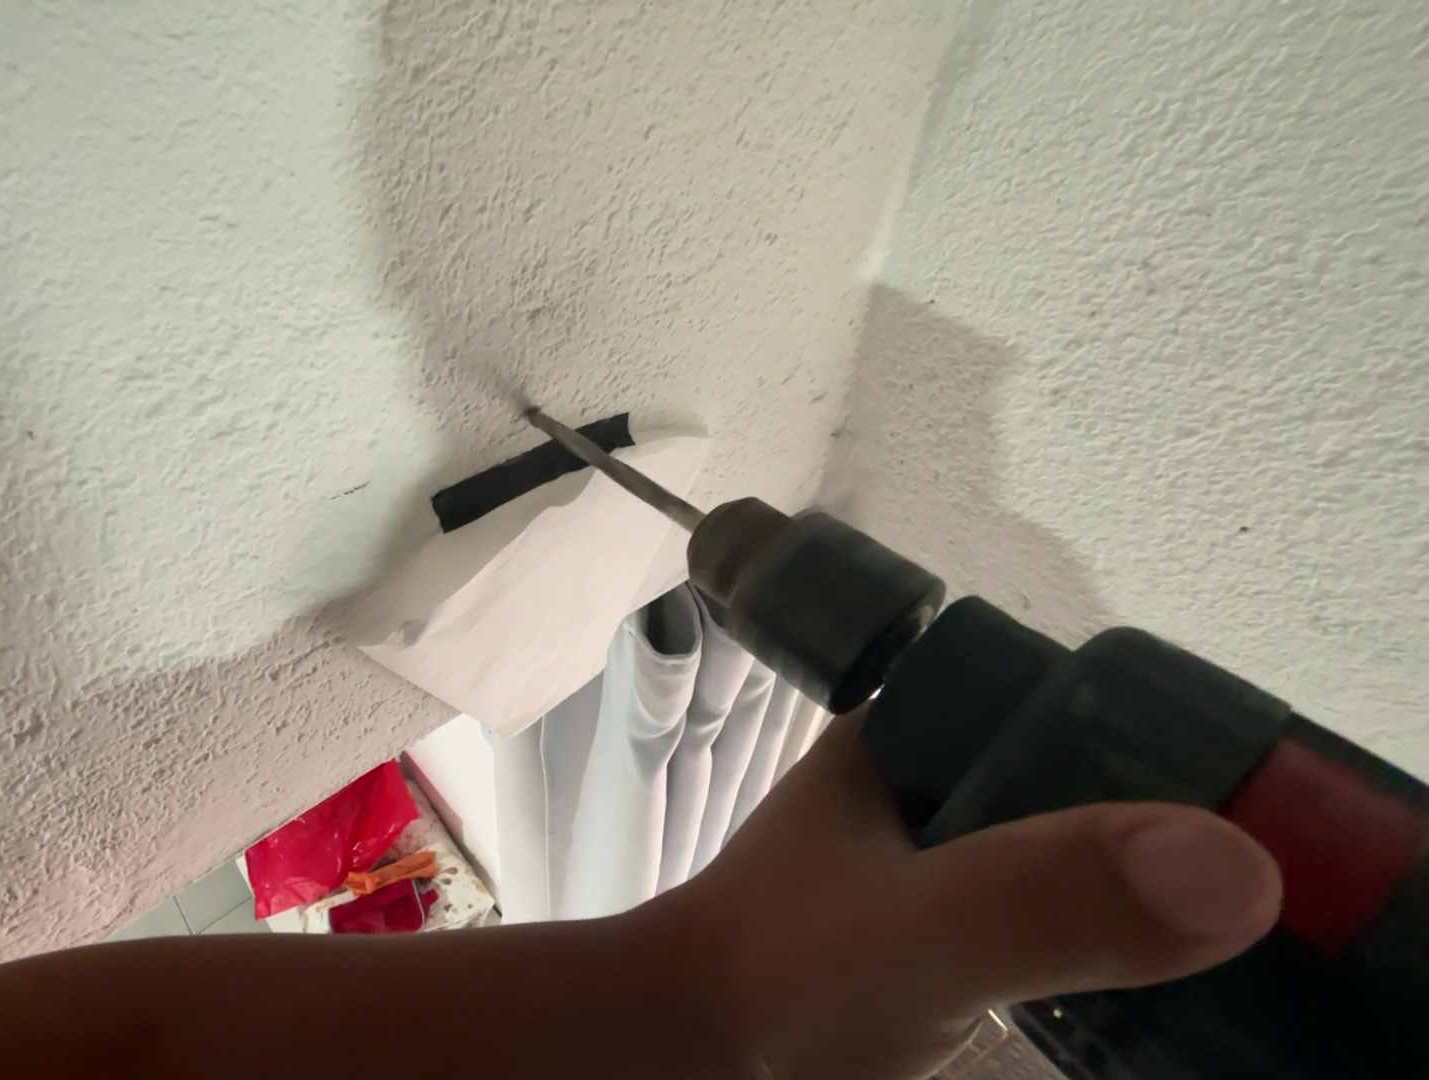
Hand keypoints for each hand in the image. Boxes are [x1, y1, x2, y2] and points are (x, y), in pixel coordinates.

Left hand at [652, 708, 1282, 1078]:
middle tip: (1273, 879)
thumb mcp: (917, 928)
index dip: (1151, 737)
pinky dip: (1102, 926)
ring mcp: (927, 846)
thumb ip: (1042, 896)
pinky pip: (1043, 902)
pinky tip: (1163, 962)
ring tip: (1239, 921)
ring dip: (1134, 877)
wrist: (707, 1032)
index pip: (1044, 701)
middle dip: (1157, 820)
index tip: (1260, 795)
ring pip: (1057, 841)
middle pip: (1063, 775)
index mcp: (899, 737)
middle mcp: (915, 779)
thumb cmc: (787, 965)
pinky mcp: (939, 911)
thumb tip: (1236, 862)